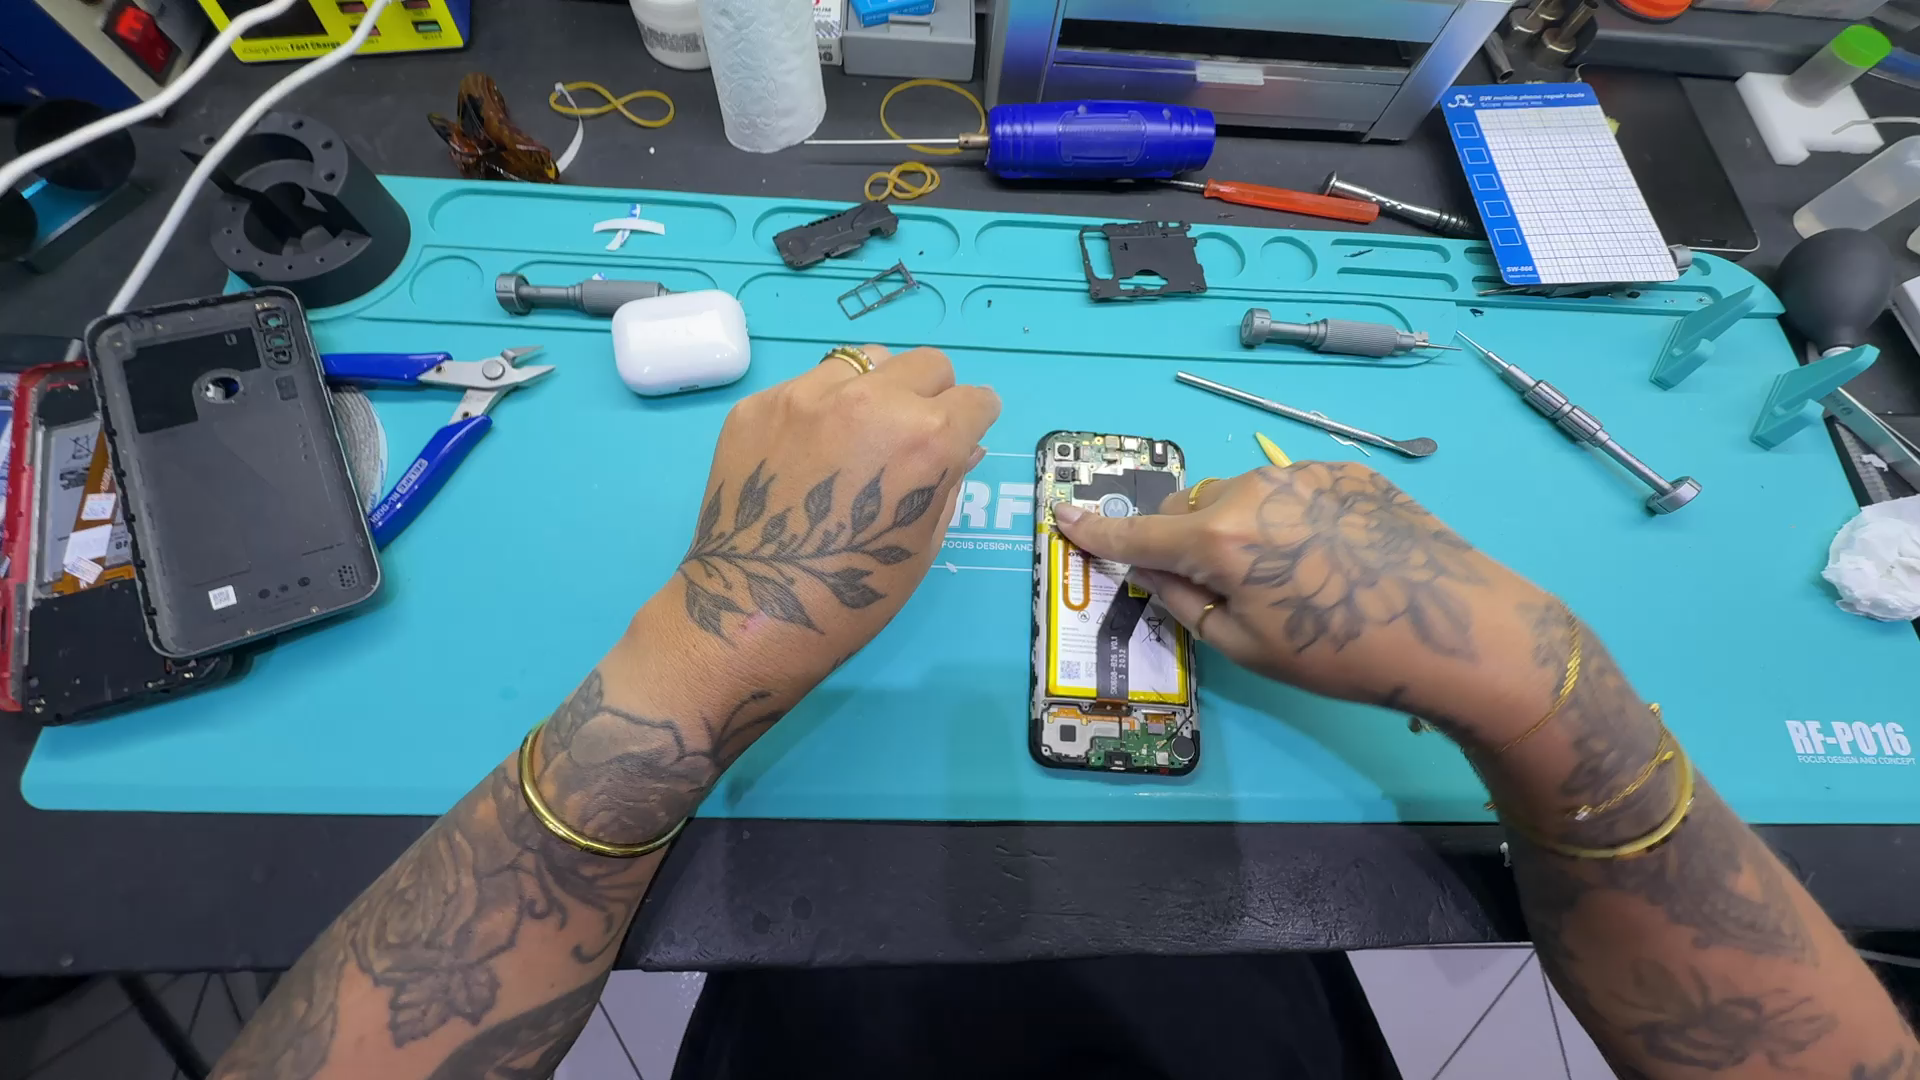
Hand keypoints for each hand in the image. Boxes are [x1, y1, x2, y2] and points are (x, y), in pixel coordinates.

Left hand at [649, 345, 999, 698]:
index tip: (967, 431)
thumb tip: (965, 446)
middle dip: (935, 394)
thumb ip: (948, 482)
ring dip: (880, 388)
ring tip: (860, 432)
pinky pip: (812, 382)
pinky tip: (810, 450)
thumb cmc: (853, 596)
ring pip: (869, 360)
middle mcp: (872, 401)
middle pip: (928, 364)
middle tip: (915, 434)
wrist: (750, 608)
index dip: (977, 418)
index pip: (976, 399)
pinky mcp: (761, 404)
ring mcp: (809, 395)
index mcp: (926, 440)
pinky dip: (827, 404)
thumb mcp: (922, 545)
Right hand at [1052, 461, 1549, 725]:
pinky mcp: (1343, 469)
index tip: (1062, 515)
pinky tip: (1323, 550)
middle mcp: (1250, 491)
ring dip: (1230, 524)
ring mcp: (1300, 473)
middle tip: (1208, 579)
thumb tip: (1149, 571)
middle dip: (1179, 539)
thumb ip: (1183, 601)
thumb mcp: (1245, 647)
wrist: (1465, 631)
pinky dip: (1278, 514)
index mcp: (1219, 541)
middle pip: (1184, 508)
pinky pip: (1283, 487)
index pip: (1137, 536)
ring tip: (1281, 569)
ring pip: (1233, 493)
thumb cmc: (1343, 656)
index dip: (1095, 531)